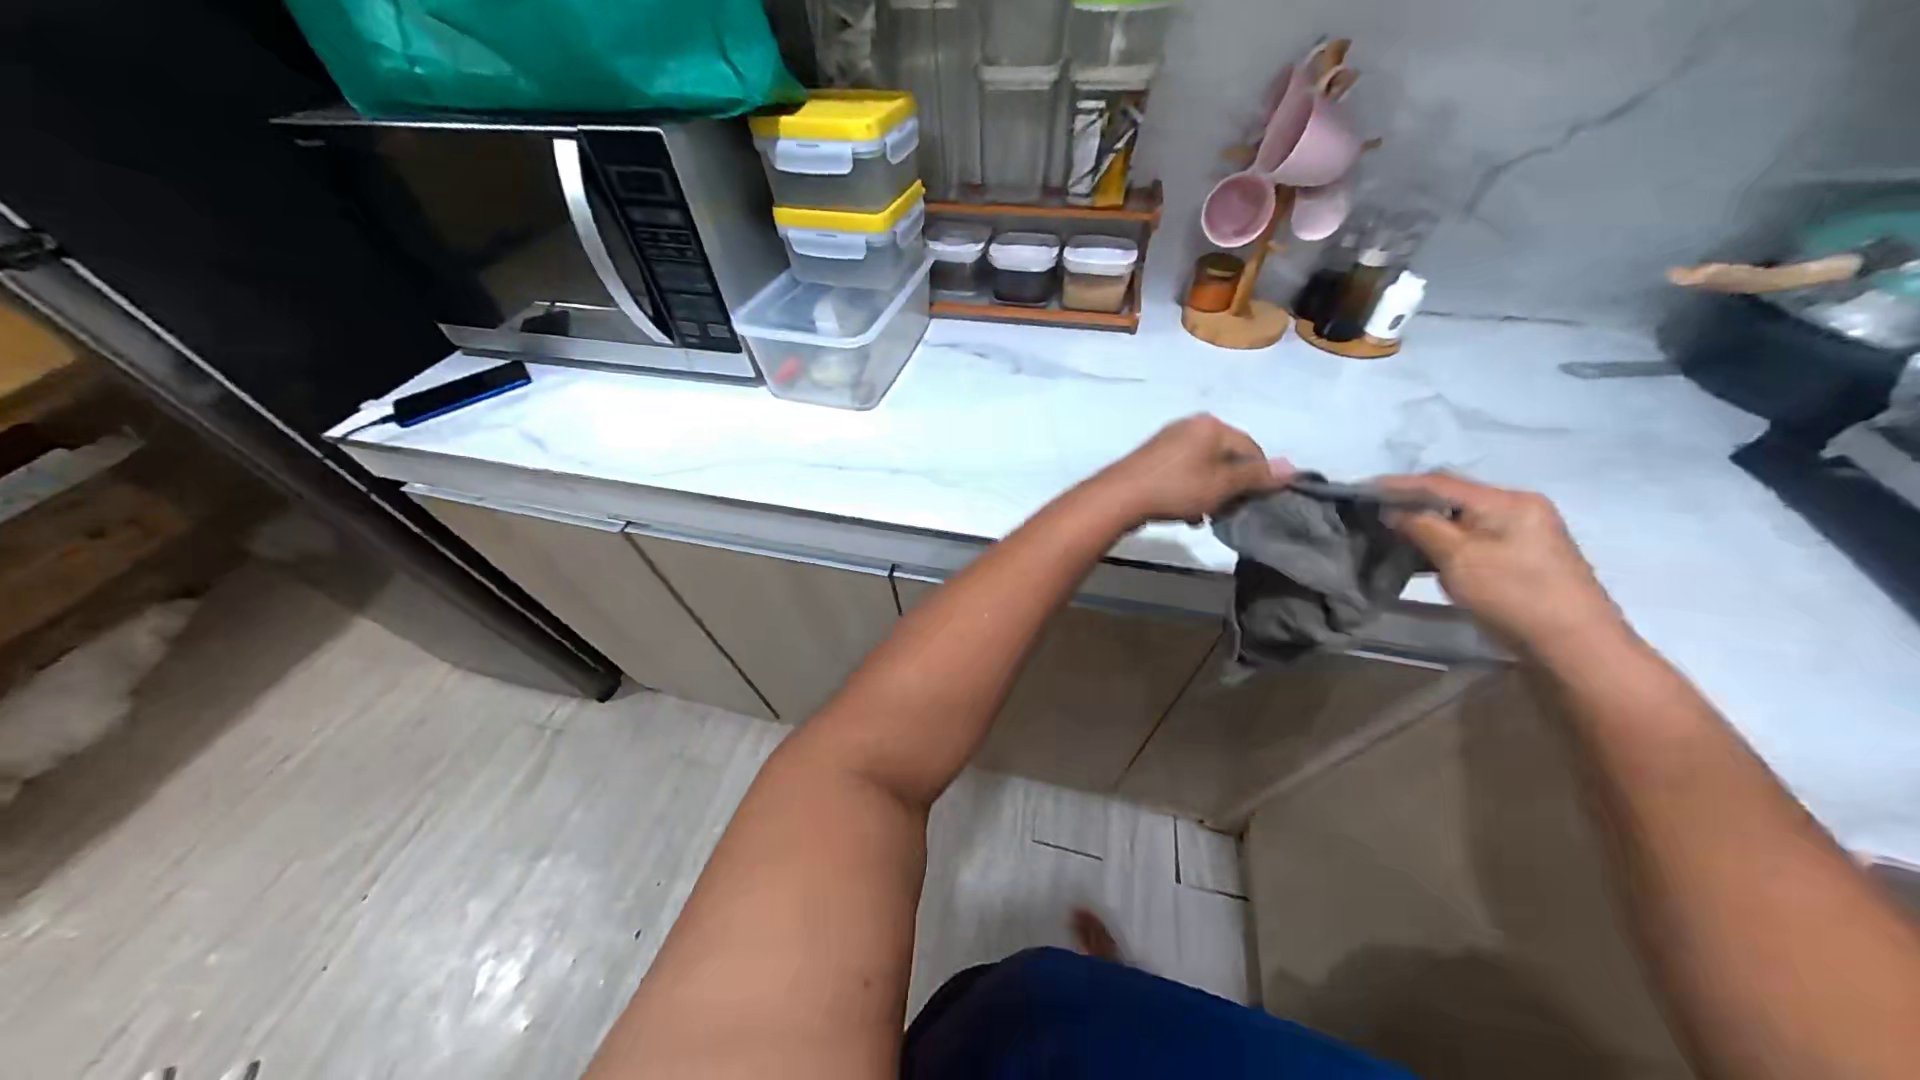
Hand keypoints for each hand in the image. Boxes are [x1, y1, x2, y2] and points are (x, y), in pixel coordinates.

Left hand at [1091, 414, 1290, 525]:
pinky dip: (1189, 491)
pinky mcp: (1152, 456)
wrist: (1120, 496)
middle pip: (1227, 458)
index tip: (1253, 503)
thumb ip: (1257, 477)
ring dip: (1210, 493)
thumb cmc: (1177, 489)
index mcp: (1213, 425)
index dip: (1258, 478)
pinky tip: (1185, 513)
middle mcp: (1191, 425)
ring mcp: (1169, 439)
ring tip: (1203, 516)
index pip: (1251, 449)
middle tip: (1226, 512)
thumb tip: (1294, 467)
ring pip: (1204, 468)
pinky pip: (1183, 473)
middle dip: (1231, 487)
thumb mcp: (1223, 485)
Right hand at [1378, 473, 1628, 652]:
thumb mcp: (1459, 558)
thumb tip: (1393, 510)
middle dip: (1413, 503)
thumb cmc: (1514, 595)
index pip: (1441, 482)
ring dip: (1428, 524)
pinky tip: (1426, 554)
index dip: (1397, 484)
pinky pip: (1475, 536)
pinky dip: (1447, 540)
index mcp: (1507, 501)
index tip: (1361, 490)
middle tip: (1375, 515)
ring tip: (1393, 535)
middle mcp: (1519, 507)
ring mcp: (1526, 531)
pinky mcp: (1524, 555)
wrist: (1575, 646)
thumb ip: (1422, 527)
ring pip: (1463, 517)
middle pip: (1454, 496)